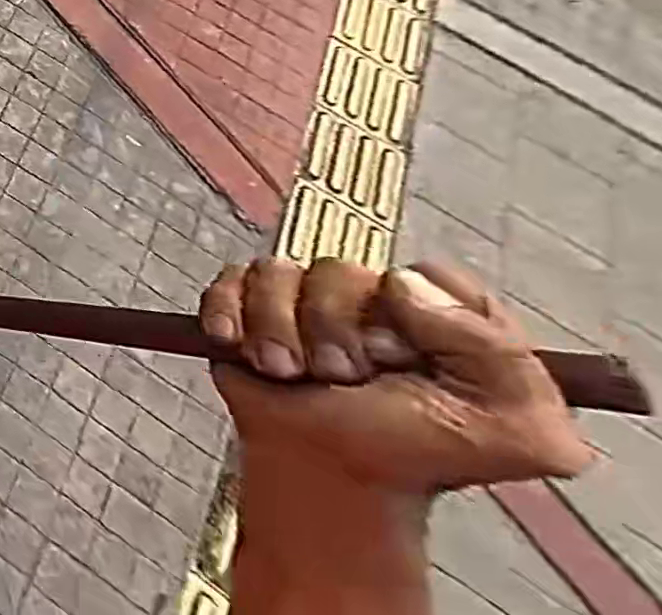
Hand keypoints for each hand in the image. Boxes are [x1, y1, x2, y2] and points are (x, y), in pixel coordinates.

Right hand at [200, 258, 592, 493]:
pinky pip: (226, 280)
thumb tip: (400, 281)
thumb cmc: (410, 452)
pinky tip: (235, 344)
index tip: (404, 356)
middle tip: (337, 374)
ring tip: (285, 371)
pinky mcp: (242, 302)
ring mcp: (299, 297)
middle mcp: (369, 299)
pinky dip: (226, 312)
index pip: (427, 274)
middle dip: (329, 325)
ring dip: (274, 327)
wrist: (320, 470)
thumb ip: (494, 352)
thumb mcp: (514, 429)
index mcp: (441, 318)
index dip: (414, 309)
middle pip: (337, 269)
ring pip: (274, 270)